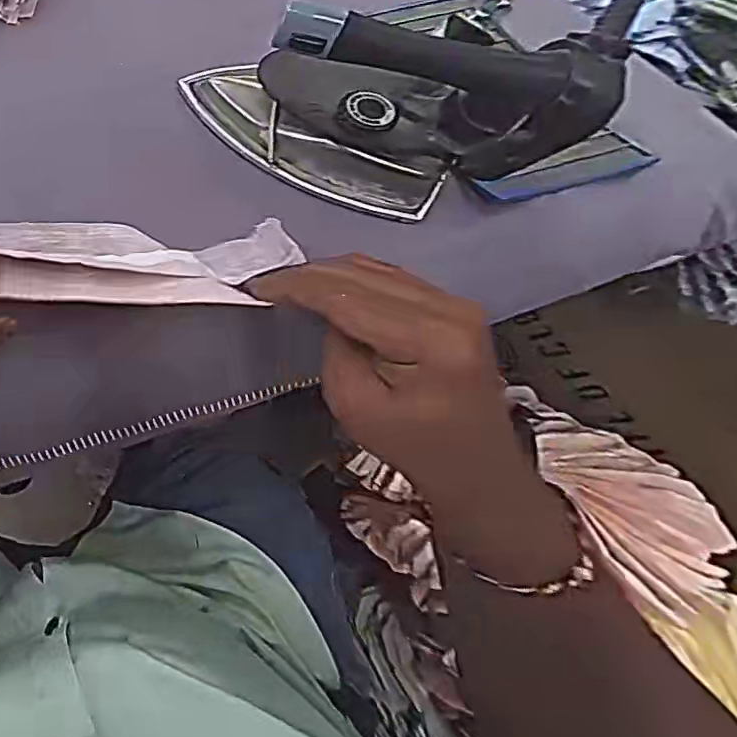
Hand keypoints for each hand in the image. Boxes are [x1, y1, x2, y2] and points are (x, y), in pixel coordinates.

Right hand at [250, 255, 526, 501]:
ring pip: (373, 268)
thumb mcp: (354, 406)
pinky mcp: (451, 305)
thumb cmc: (414, 448)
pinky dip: (350, 276)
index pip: (348, 295)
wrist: (477, 469)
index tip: (259, 287)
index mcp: (431, 338)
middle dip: (306, 275)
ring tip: (289, 284)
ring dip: (326, 272)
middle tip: (266, 284)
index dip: (297, 286)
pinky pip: (389, 276)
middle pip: (361, 274)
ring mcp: (455, 302)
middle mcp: (449, 309)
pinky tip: (325, 286)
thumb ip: (334, 349)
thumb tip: (324, 313)